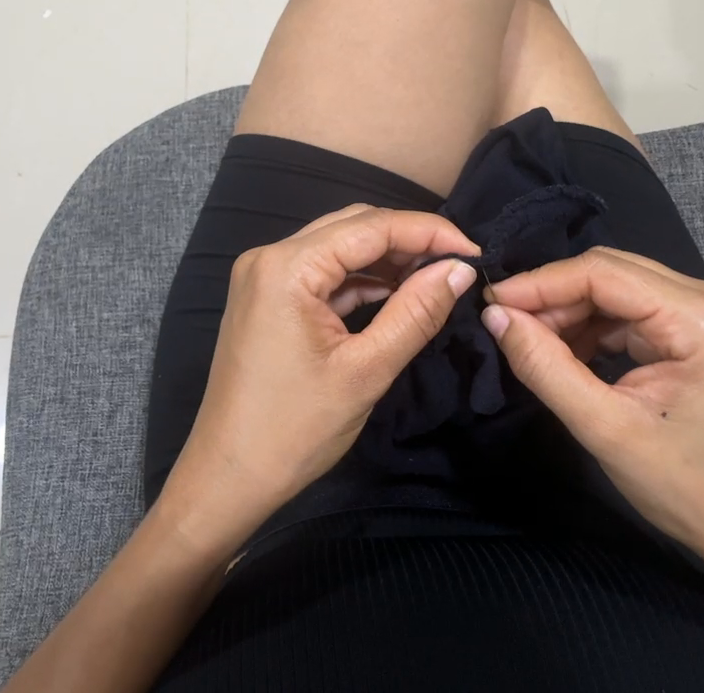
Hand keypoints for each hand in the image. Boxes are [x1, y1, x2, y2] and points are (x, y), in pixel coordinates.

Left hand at [165, 204, 479, 537]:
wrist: (229, 476)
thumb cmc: (295, 429)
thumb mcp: (367, 370)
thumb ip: (416, 313)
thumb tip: (460, 271)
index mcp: (286, 267)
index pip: (370, 227)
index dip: (428, 232)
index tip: (475, 250)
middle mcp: (270, 257)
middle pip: (352, 227)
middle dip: (409, 240)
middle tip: (458, 265)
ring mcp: (264, 277)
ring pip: (338, 248)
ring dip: (386, 259)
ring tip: (436, 278)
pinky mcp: (267, 298)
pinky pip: (322, 274)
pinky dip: (360, 281)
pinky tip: (397, 293)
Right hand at [481, 248, 703, 577]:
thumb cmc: (687, 489)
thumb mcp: (605, 429)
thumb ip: (545, 367)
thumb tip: (495, 316)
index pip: (605, 273)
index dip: (541, 284)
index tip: (491, 303)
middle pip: (611, 272)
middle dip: (553, 297)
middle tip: (505, 325)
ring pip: (616, 287)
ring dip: (569, 311)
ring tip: (531, 342)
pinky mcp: (701, 325)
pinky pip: (631, 307)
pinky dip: (592, 325)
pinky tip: (565, 350)